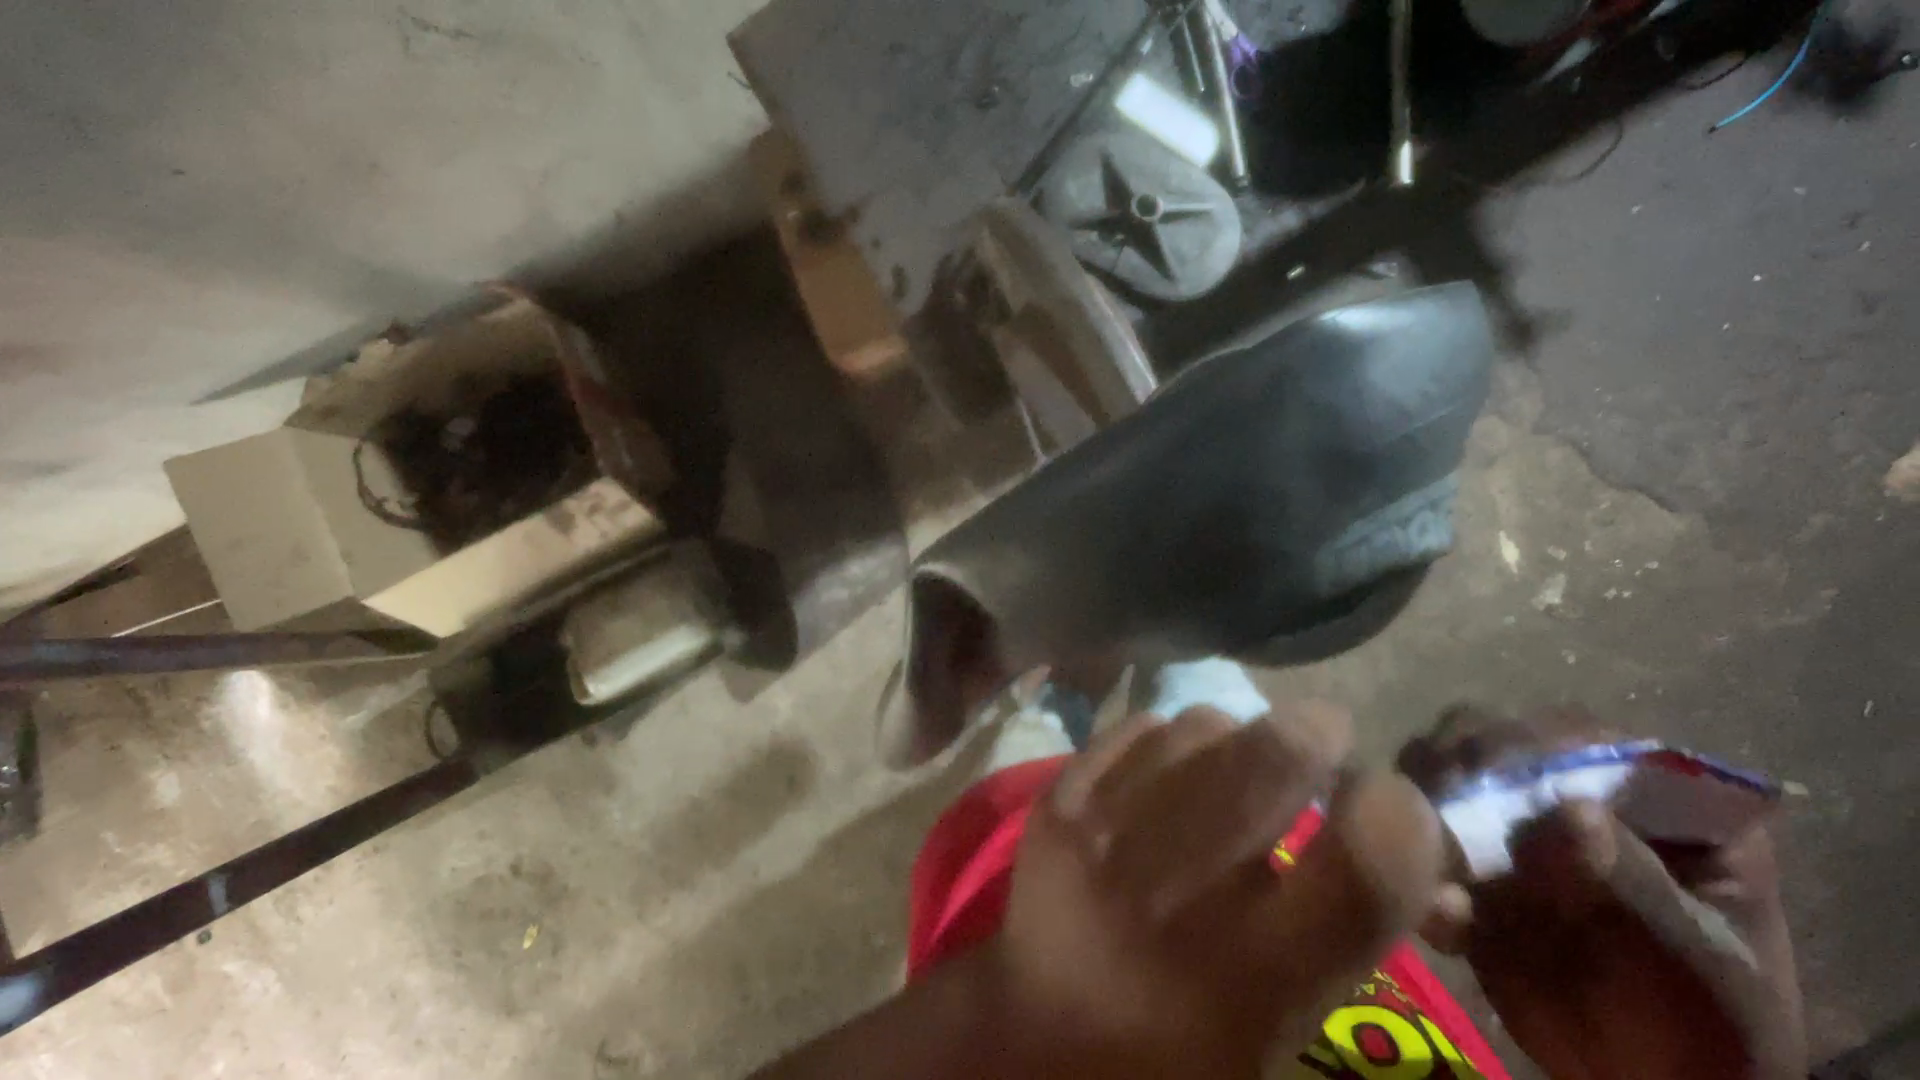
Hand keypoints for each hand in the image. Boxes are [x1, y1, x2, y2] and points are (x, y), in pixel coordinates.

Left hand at [989, 703, 1444, 1077]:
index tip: (1383, 808)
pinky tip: (1167, 779)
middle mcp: (1178, 893)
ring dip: (1236, 739)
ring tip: (1230, 774)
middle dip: (1317, 736)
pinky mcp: (1055, 802)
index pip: (1372, 855)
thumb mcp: (1290, 1023)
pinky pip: (1137, 728)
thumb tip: (1435, 866)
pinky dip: (1167, 743)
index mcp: (1256, 976)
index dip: (1400, 813)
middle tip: (1317, 750)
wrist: (1039, 1040)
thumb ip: (1356, 934)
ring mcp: (1102, 833)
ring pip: (1202, 724)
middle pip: (1278, 752)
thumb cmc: (1183, 1049)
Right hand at [1401, 706, 1805, 1079]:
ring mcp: (1513, 822)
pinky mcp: (1467, 862)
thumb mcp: (1695, 957)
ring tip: (1427, 855)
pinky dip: (1415, 865)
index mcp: (1658, 798)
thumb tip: (1570, 810)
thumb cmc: (1707, 1017)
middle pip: (1501, 741)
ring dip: (1425, 803)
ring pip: (1446, 774)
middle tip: (1438, 805)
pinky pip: (1421, 837)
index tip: (1487, 772)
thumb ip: (1632, 884)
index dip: (1537, 745)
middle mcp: (1574, 790)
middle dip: (1461, 766)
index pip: (1591, 740)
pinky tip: (1441, 915)